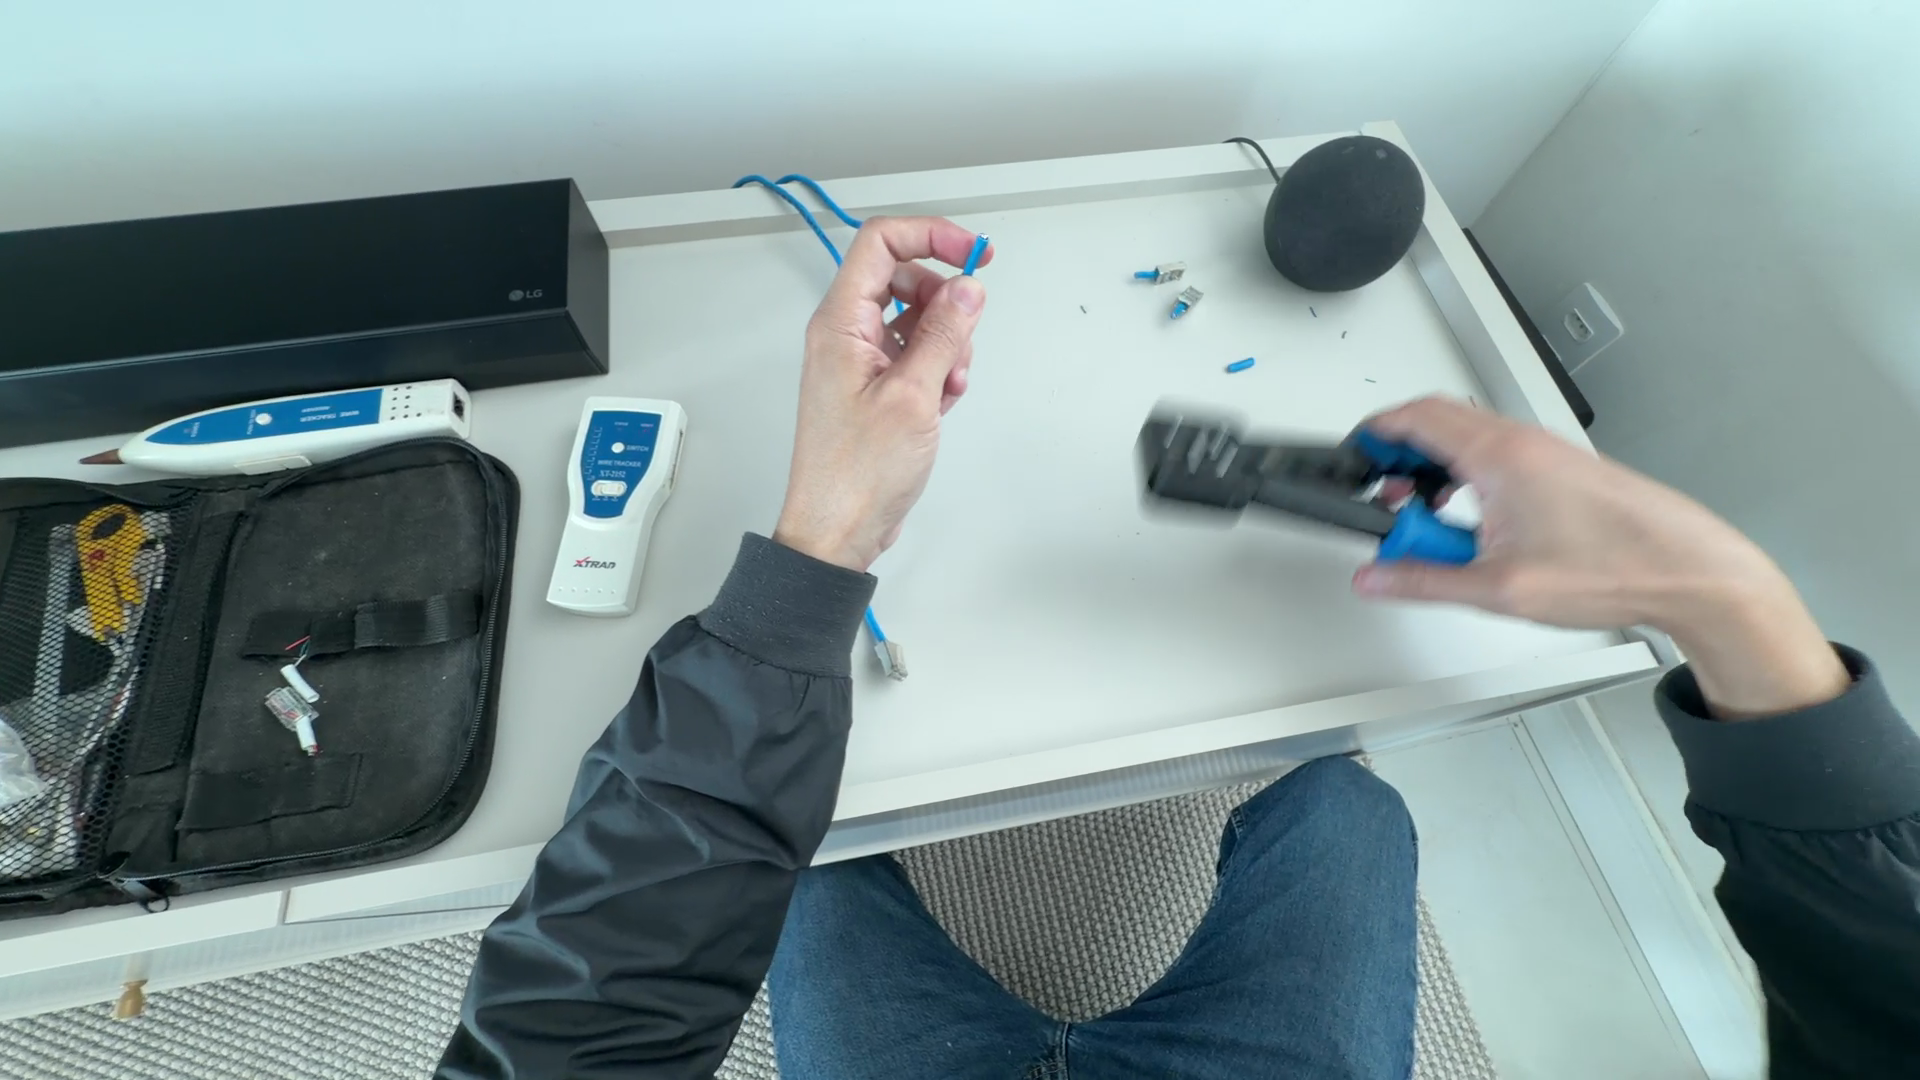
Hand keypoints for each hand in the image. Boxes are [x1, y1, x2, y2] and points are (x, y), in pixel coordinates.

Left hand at [773, 217, 989, 573]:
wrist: (839, 531)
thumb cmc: (858, 473)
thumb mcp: (913, 396)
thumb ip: (942, 334)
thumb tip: (967, 288)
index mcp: (840, 324)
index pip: (881, 244)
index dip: (930, 235)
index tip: (975, 251)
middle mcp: (846, 336)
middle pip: (903, 281)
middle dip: (944, 303)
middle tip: (964, 337)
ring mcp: (862, 365)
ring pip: (915, 322)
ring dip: (947, 344)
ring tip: (952, 385)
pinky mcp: (877, 392)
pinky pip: (916, 359)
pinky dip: (939, 372)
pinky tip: (944, 401)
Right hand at [1350, 397, 1847, 717]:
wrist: (1699, 576)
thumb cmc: (1620, 570)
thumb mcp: (1497, 588)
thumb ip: (1420, 580)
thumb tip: (1372, 576)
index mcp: (1500, 459)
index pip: (1417, 417)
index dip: (1374, 430)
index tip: (1354, 451)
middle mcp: (1523, 444)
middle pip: (1437, 419)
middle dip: (1396, 448)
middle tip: (1378, 485)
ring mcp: (1544, 452)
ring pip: (1466, 435)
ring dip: (1429, 462)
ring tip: (1419, 509)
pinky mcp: (1559, 468)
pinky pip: (1493, 452)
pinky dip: (1461, 471)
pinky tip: (1464, 515)